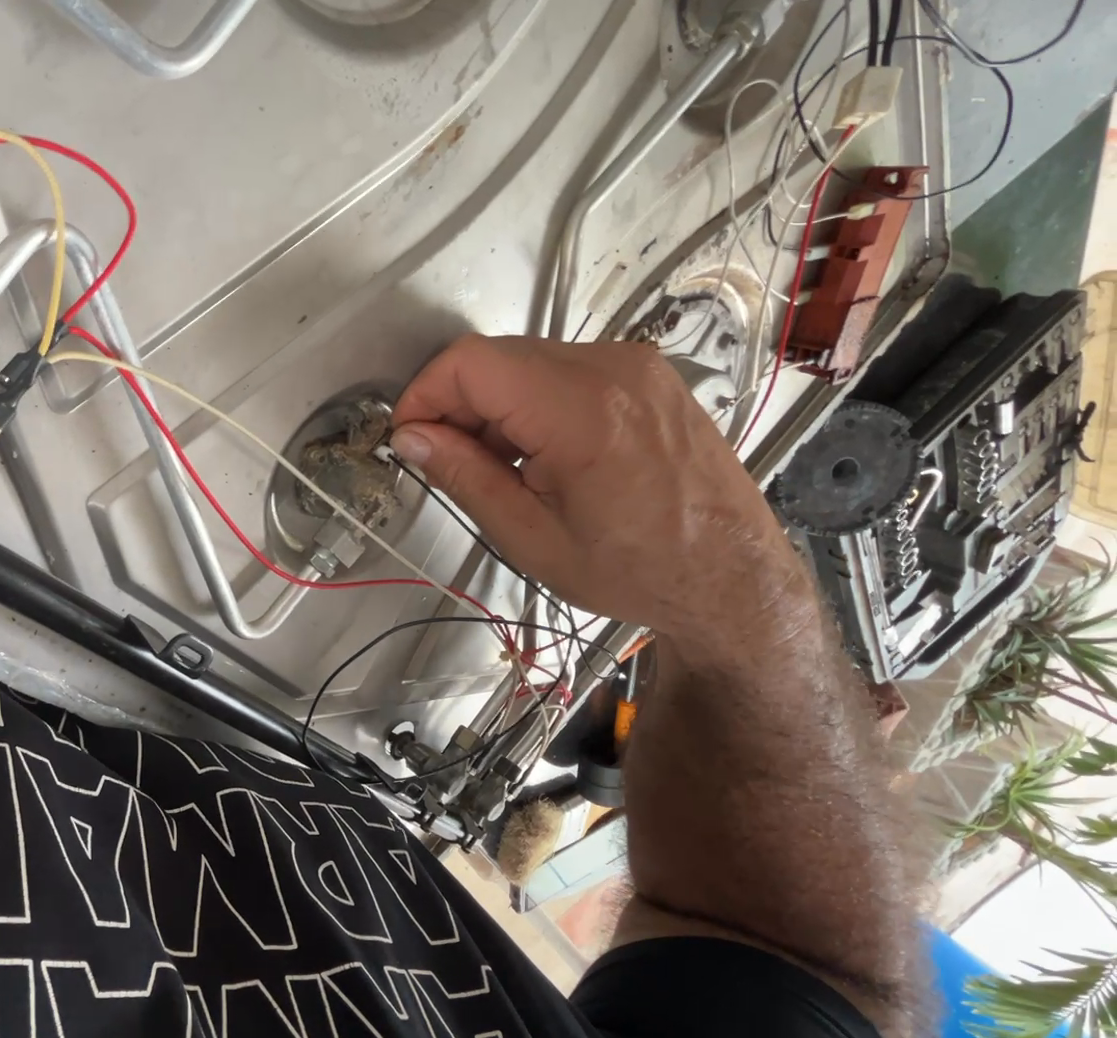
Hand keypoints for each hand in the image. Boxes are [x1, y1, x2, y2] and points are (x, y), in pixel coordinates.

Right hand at [390, 334, 814, 657]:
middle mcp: (612, 369)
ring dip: (492, 406)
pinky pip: (563, 370)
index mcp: (581, 411)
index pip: (470, 363)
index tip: (409, 439)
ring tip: (496, 466)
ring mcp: (635, 367)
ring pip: (525, 361)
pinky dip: (530, 403)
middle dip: (455, 403)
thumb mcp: (528, 535)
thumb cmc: (634, 569)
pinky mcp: (646, 376)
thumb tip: (411, 438)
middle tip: (445, 460)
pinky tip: (535, 454)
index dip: (424, 395)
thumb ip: (463, 476)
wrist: (730, 578)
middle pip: (495, 357)